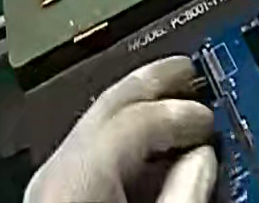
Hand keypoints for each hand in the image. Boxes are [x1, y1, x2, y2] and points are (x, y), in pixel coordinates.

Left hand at [24, 56, 217, 202]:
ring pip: (102, 121)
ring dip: (145, 110)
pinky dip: (129, 141)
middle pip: (111, 102)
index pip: (133, 116)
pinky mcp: (53, 195)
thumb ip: (180, 194)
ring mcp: (49, 181)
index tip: (209, 114)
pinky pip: (95, 150)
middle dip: (155, 81)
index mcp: (73, 174)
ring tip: (179, 103)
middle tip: (190, 67)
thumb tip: (203, 158)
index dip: (177, 110)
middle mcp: (55, 169)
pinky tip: (154, 148)